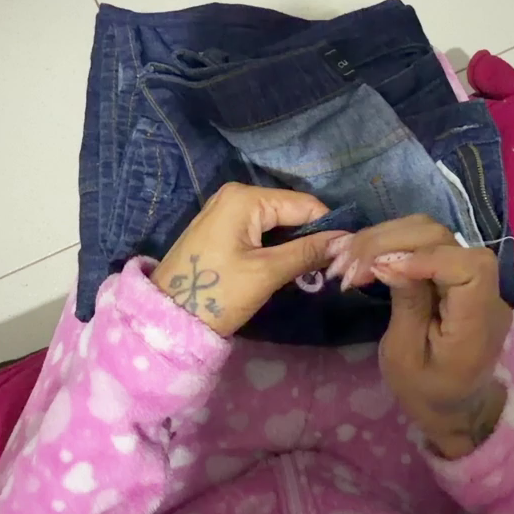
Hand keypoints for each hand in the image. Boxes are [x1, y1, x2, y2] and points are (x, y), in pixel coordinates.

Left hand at [150, 183, 345, 336]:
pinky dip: (276, 247)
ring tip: (313, 272)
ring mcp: (226, 211)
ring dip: (295, 245)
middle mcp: (235, 195)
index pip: (304, 204)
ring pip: (278, 223)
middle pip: (291, 211)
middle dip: (312, 237)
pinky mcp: (222, 229)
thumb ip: (308, 252)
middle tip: (330, 269)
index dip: (329, 229)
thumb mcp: (266, 272)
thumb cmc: (217, 293)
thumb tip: (347, 241)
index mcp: (245, 197)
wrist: (166, 318)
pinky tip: (287, 268)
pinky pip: (260, 231)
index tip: (347, 256)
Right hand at [336, 216, 512, 458]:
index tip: (380, 269)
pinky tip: (366, 251)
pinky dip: (394, 240)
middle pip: (445, 239)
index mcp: (477, 322)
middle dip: (392, 241)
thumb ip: (407, 306)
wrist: (454, 404)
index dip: (426, 258)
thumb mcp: (405, 357)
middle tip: (347, 261)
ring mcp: (475, 278)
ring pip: (434, 232)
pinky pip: (429, 242)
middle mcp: (486, 291)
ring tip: (350, 254)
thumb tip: (389, 262)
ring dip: (387, 236)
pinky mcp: (458, 272)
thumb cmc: (426, 390)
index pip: (469, 268)